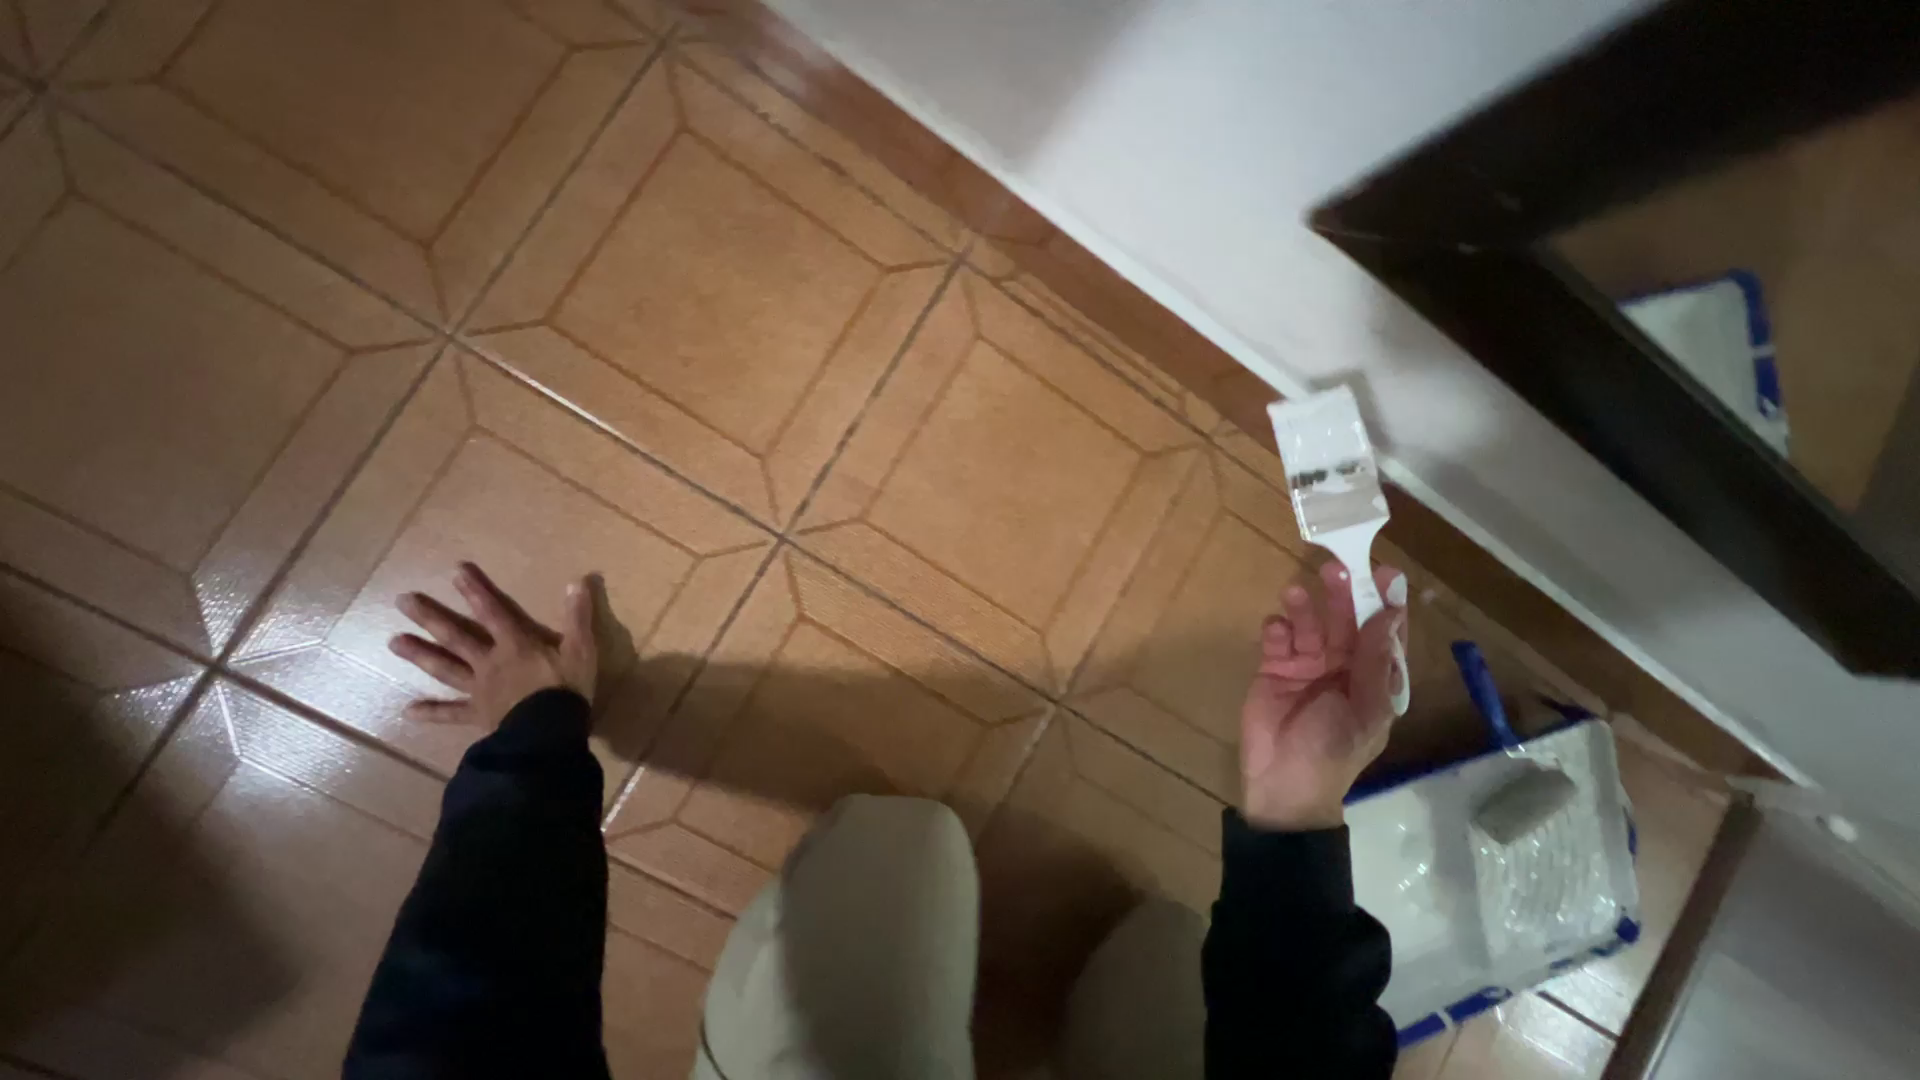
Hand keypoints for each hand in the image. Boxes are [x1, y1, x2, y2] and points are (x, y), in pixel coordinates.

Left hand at [388, 562, 598, 728]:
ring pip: (445, 669)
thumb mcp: (582, 649)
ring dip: (420, 655)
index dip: (476, 591)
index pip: (492, 612)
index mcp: (514, 645)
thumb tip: (578, 581)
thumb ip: (578, 616)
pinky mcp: (478, 715)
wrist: (549, 731)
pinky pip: (451, 714)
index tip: (455, 571)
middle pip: (455, 637)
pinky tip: (407, 711)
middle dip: (430, 618)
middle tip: (402, 601)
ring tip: (393, 642)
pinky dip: (431, 712)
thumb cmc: (567, 688)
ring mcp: (479, 689)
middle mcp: (489, 663)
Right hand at [1240, 561, 1409, 831]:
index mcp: (1373, 677)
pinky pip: (1277, 640)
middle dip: (1342, 595)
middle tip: (1335, 568)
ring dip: (1304, 607)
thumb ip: (1373, 661)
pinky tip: (1275, 627)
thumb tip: (1388, 614)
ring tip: (1295, 592)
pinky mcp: (1273, 669)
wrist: (1284, 783)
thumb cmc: (1333, 749)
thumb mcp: (1365, 709)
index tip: (1385, 573)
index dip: (1386, 603)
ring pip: (1308, 625)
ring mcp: (1305, 666)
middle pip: (1344, 621)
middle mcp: (1342, 665)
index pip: (1383, 632)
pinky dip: (1276, 629)